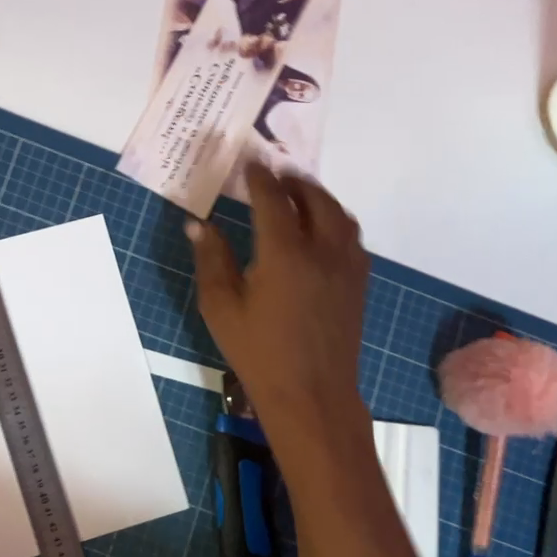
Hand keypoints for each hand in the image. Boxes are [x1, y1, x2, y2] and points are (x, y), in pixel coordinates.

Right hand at [186, 160, 368, 435]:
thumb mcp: (220, 307)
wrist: (311, 392)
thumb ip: (211, 259)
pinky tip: (321, 229)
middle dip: (294, 181)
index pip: (273, 200)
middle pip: (314, 199)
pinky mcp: (358, 283)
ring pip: (339, 215)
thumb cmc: (257, 351)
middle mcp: (323, 250)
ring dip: (318, 197)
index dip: (260, 178)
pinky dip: (335, 220)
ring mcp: (347, 266)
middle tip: (275, 174)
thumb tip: (198, 224)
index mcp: (285, 254)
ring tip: (299, 193)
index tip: (249, 164)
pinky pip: (351, 236)